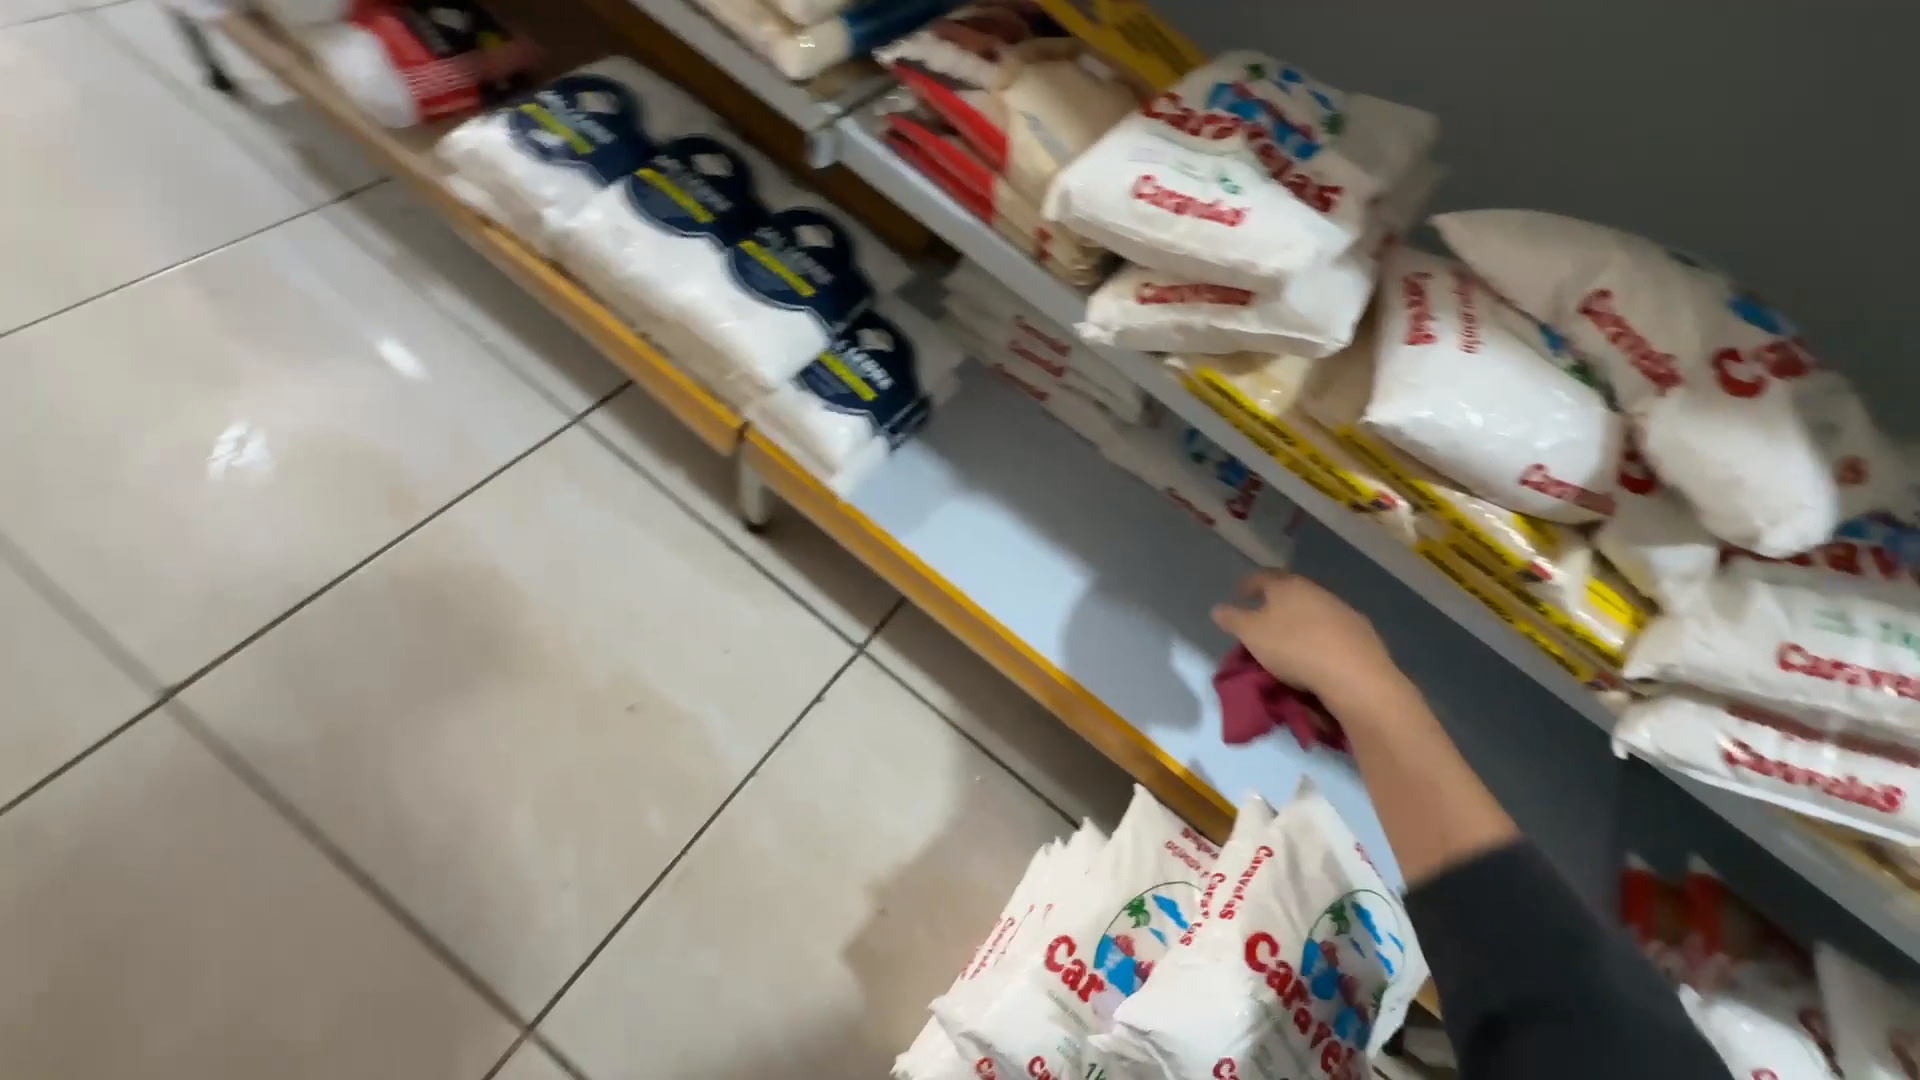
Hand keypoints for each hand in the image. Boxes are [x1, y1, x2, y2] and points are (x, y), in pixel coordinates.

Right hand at [1211, 570, 1399, 703]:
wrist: (1354, 674)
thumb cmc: (1293, 647)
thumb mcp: (1251, 635)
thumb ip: (1232, 619)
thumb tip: (1218, 608)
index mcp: (1286, 586)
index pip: (1262, 576)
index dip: (1247, 585)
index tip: (1238, 595)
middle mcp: (1315, 590)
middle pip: (1290, 591)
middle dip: (1274, 604)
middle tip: (1261, 621)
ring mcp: (1342, 609)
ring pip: (1313, 610)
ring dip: (1299, 621)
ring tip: (1288, 641)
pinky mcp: (1362, 631)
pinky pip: (1332, 629)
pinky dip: (1320, 636)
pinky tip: (1317, 653)